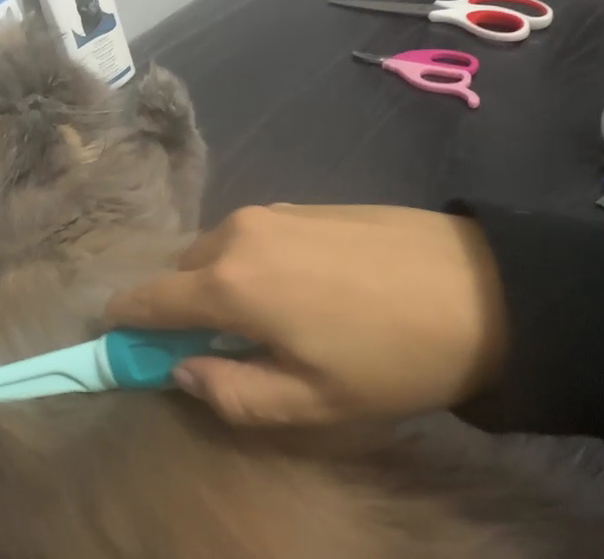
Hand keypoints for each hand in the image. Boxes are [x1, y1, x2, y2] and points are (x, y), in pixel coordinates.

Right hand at [105, 204, 506, 426]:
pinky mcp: (298, 203)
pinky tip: (302, 289)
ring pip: (215, 252)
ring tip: (274, 320)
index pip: (147, 298)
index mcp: (228, 284)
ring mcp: (268, 211)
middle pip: (181, 273)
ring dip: (220, 285)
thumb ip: (231, 392)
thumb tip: (181, 371)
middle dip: (184, 309)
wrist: (483, 287)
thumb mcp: (312, 401)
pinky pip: (249, 237)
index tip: (119, 340)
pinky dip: (249, 263)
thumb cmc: (391, 357)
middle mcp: (234, 235)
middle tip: (226, 348)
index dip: (125, 321)